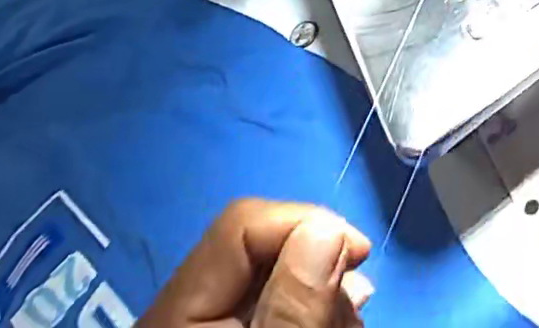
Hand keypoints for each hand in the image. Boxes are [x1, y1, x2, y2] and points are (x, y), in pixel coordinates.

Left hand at [140, 199, 374, 327]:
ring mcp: (202, 322)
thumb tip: (327, 229)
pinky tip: (329, 324)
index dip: (304, 221)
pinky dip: (307, 310)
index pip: (241, 223)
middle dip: (320, 263)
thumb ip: (292, 310)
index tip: (360, 248)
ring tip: (346, 320)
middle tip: (356, 305)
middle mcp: (186, 305)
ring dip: (320, 291)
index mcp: (178, 305)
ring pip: (274, 278)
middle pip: (263, 248)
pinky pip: (271, 304)